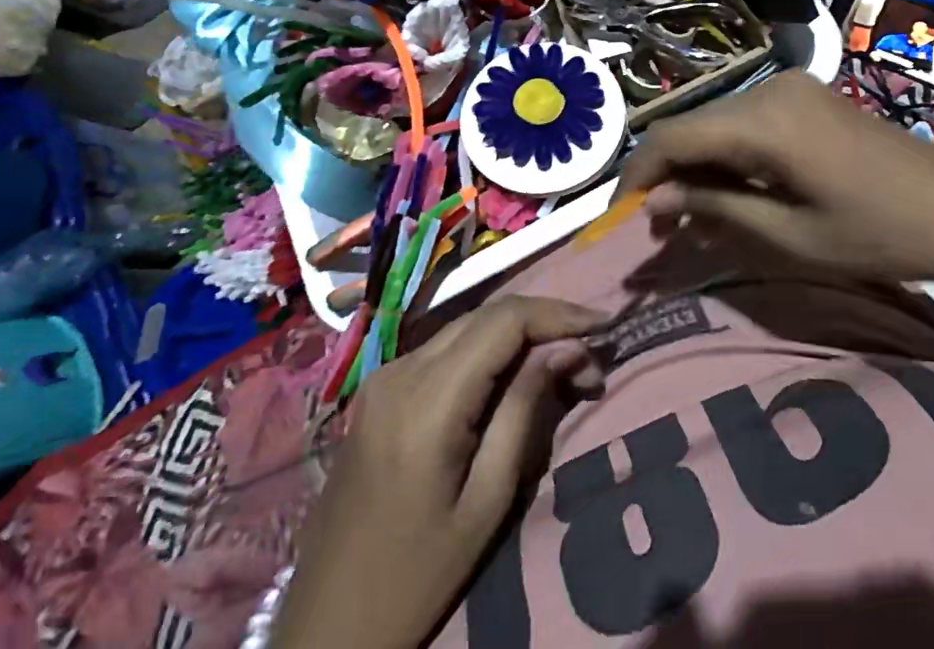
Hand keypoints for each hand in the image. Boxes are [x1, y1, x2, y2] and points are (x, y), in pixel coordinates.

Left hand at [276, 296, 604, 647]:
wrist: (327, 618)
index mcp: (426, 402)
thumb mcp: (488, 498)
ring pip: (469, 327)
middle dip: (548, 325)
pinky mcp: (380, 391)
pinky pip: (447, 350)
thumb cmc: (418, 572)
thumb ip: (525, 409)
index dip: (560, 315)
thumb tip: (567, 349)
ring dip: (522, 337)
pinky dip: (492, 352)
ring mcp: (384, 378)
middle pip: (488, 315)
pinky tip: (519, 378)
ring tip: (568, 370)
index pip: (504, 320)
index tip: (605, 329)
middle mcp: (400, 372)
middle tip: (593, 361)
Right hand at [618, 73, 933, 283]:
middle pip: (693, 127)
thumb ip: (714, 208)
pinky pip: (751, 124)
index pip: (672, 138)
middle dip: (668, 175)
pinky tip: (733, 194)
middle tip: (658, 230)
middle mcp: (772, 89)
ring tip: (693, 220)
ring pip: (720, 125)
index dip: (638, 176)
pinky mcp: (811, 100)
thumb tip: (655, 201)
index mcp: (763, 120)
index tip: (620, 217)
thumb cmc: (878, 234)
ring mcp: (795, 90)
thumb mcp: (788, 235)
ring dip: (700, 168)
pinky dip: (731, 158)